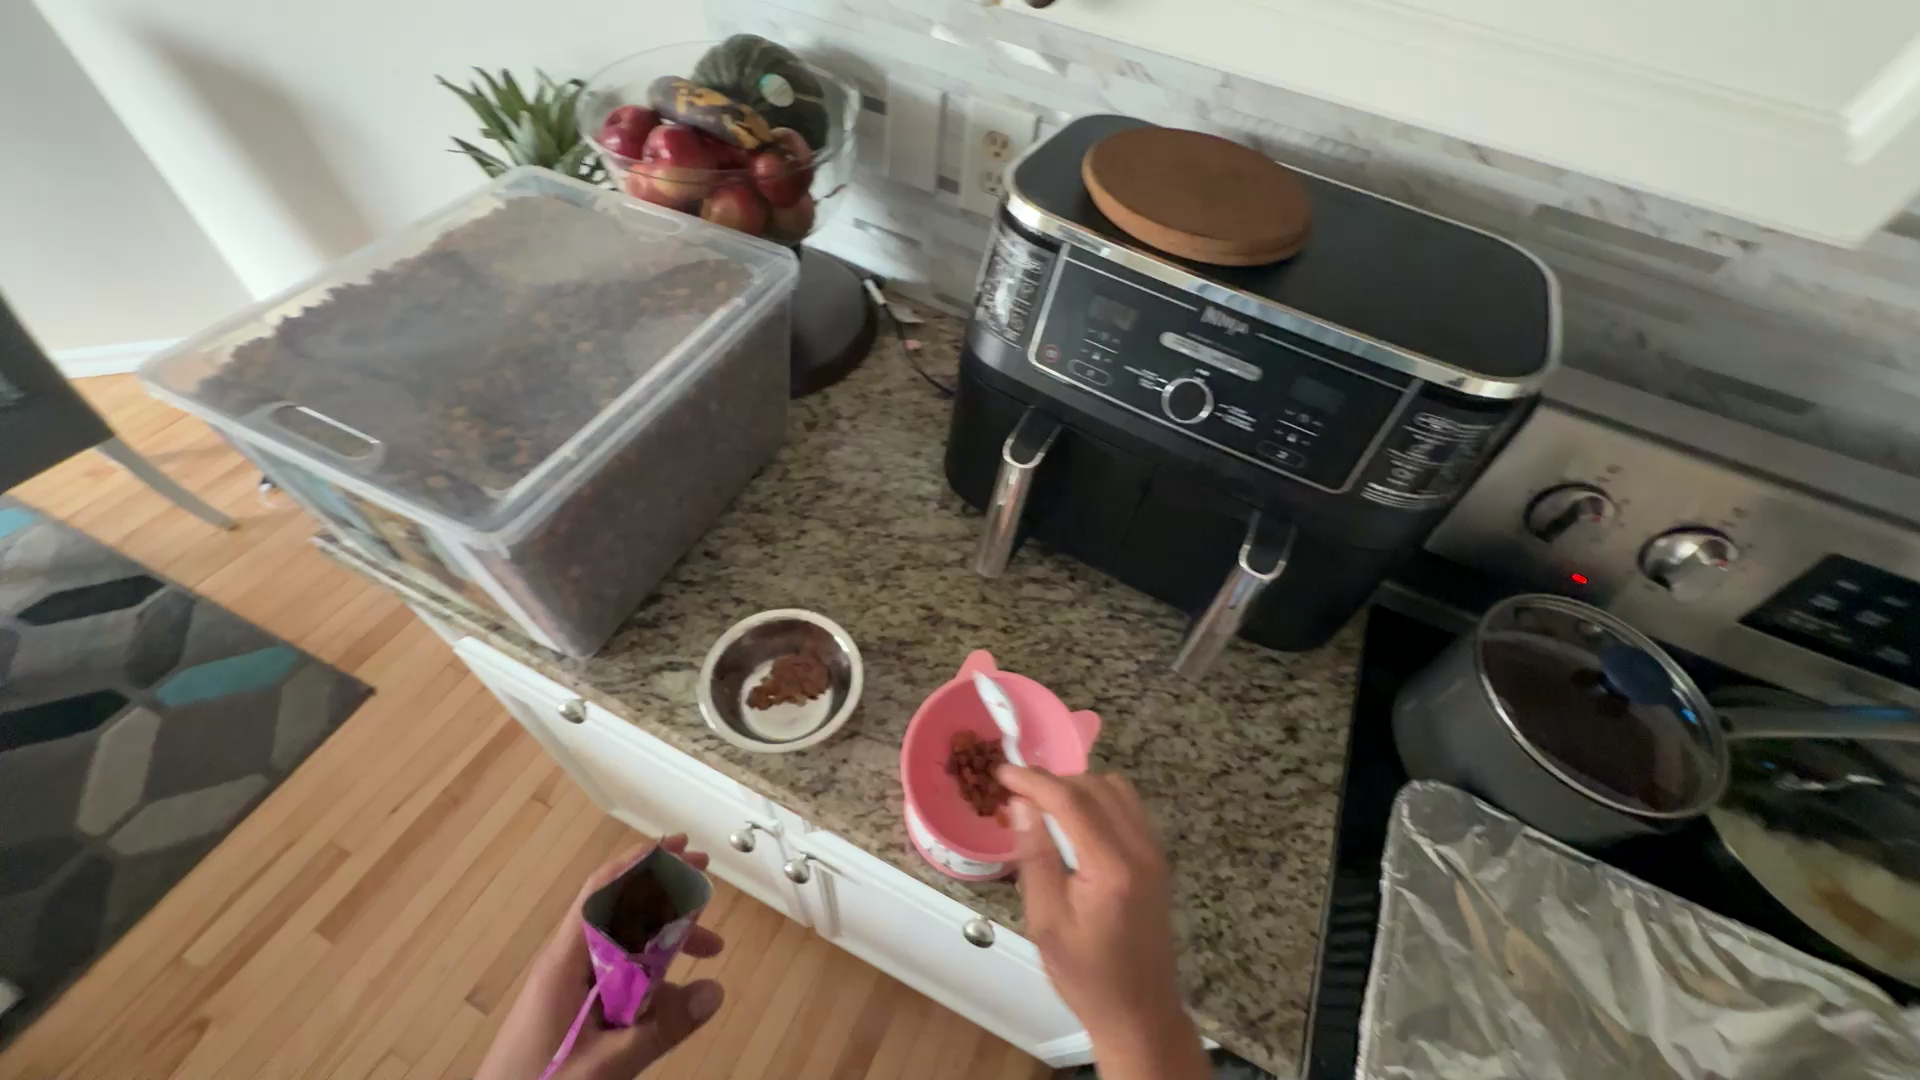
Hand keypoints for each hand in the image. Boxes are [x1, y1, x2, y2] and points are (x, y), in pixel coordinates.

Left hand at [476, 834, 725, 1079]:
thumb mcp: (603, 1066)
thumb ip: (660, 1029)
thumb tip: (715, 990)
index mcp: (566, 961)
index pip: (604, 890)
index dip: (642, 861)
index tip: (681, 846)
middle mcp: (569, 963)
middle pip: (622, 908)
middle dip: (667, 891)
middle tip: (707, 881)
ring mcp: (572, 987)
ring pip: (628, 942)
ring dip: (668, 936)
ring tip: (711, 947)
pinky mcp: (576, 1010)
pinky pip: (623, 975)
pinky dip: (656, 971)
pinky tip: (680, 993)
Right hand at [997, 767, 1208, 1079]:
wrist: (1140, 1012)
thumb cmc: (1085, 975)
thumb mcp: (1046, 922)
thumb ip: (1036, 857)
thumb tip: (1022, 803)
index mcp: (1110, 867)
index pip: (1070, 800)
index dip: (1033, 780)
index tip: (1002, 772)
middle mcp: (1140, 849)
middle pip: (1094, 787)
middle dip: (1052, 782)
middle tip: (1018, 796)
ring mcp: (1154, 851)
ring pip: (1115, 789)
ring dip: (1077, 787)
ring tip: (1044, 806)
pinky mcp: (1157, 857)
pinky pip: (1129, 806)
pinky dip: (1099, 798)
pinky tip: (1076, 819)